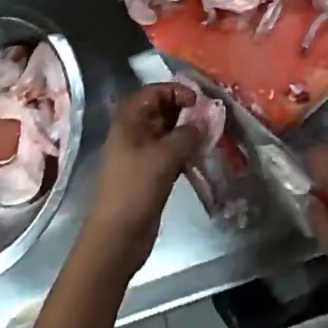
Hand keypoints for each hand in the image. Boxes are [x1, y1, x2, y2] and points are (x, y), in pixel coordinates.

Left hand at [83, 83, 202, 270]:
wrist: (118, 236)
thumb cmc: (137, 187)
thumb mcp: (165, 155)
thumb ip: (188, 133)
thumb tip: (205, 121)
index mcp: (129, 120)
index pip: (154, 92)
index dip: (176, 91)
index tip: (198, 102)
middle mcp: (133, 132)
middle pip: (162, 110)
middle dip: (186, 111)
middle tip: (209, 118)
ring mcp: (140, 153)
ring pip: (168, 133)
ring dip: (187, 133)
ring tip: (209, 137)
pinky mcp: (149, 173)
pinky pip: (169, 153)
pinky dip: (184, 152)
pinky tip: (200, 157)